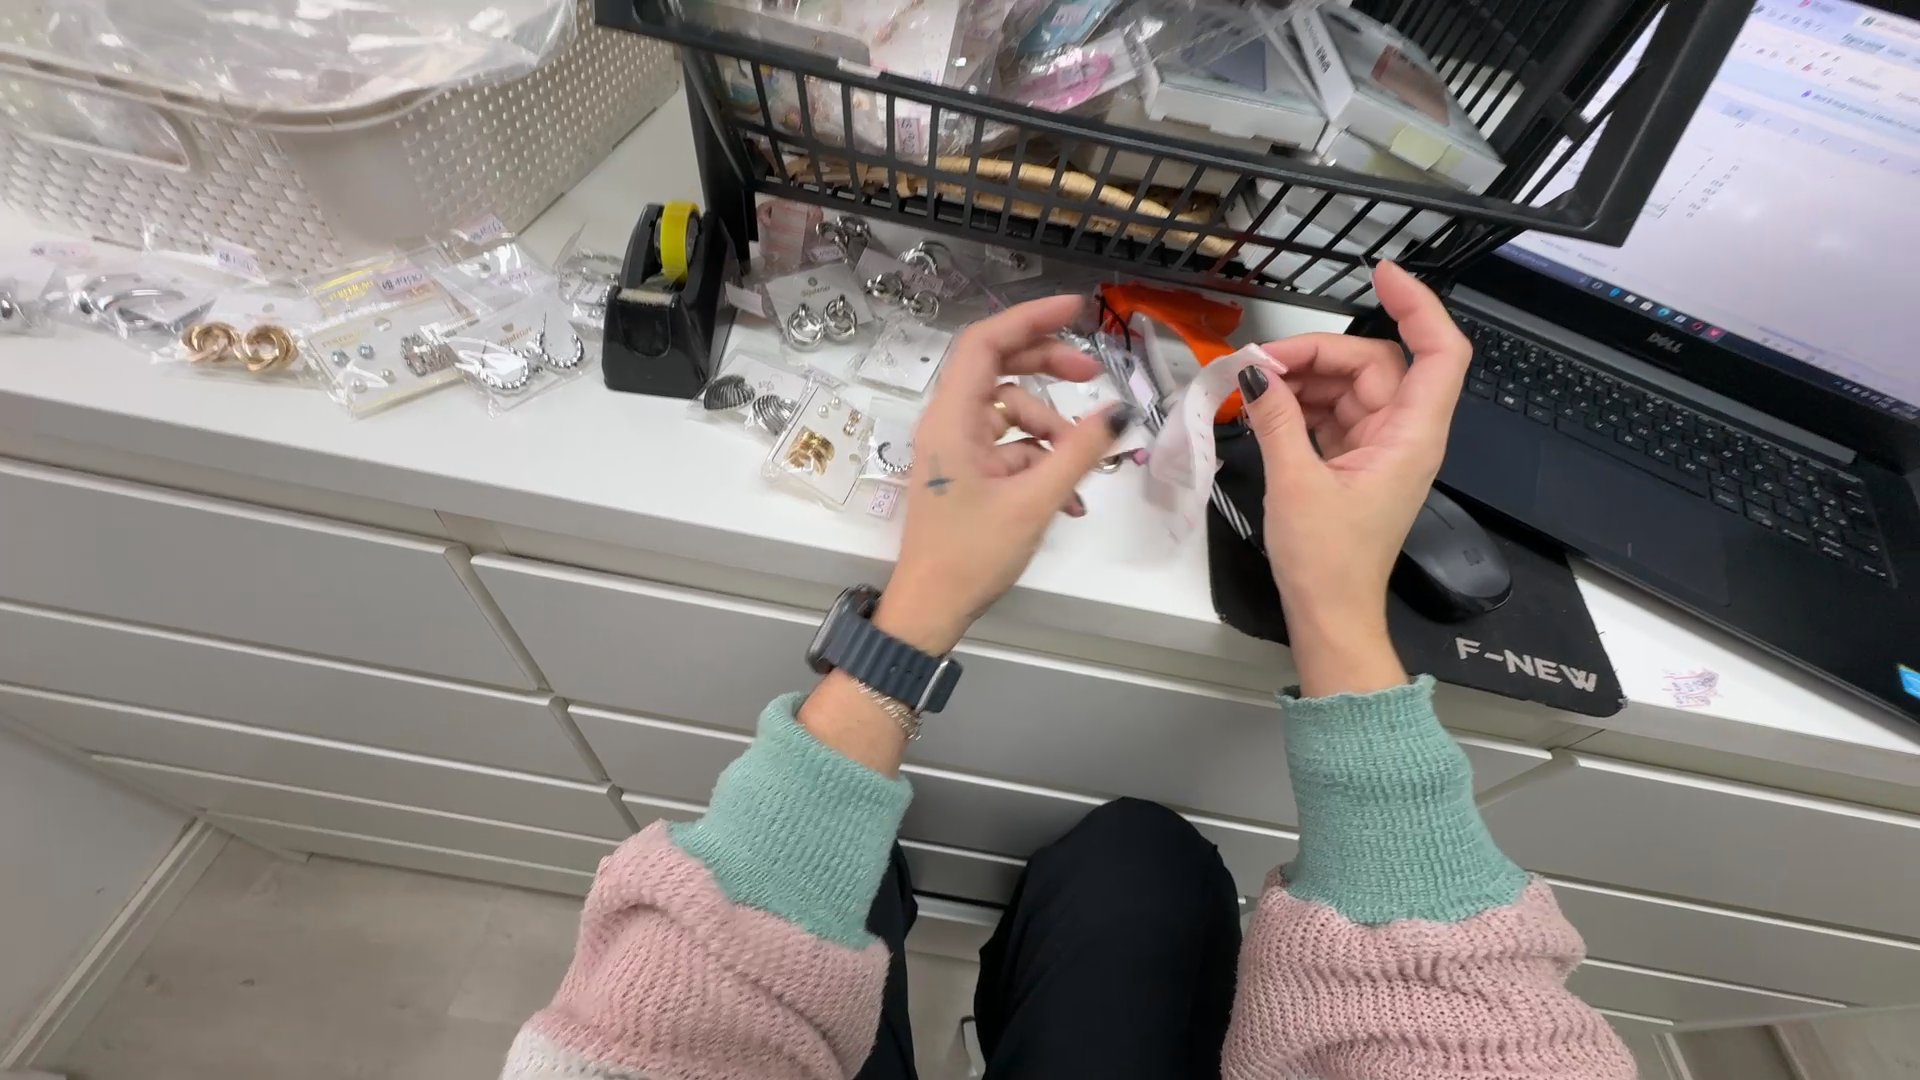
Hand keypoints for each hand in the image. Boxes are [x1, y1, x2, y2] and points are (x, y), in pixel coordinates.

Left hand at [801, 296, 1134, 774]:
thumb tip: (1118, 411)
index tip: (1078, 309)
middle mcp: (949, 424)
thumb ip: (1079, 451)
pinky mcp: (968, 472)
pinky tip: (1069, 499)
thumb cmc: (972, 555)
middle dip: (1049, 368)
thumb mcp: (1034, 501)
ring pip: (1011, 414)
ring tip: (1080, 473)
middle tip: (1093, 373)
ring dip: (1053, 434)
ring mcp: (958, 449)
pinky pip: (1010, 449)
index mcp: (951, 418)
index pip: (985, 342)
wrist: (932, 607)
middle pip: (1000, 370)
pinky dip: (1041, 463)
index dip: (1030, 318)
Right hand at [1237, 261, 1472, 696]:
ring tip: (1254, 387)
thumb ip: (1277, 420)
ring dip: (1303, 381)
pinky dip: (1299, 407)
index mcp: (1411, 437)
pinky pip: (1330, 416)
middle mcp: (1402, 435)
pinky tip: (1265, 409)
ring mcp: (1377, 448)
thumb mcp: (1295, 484)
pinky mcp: (1352, 462)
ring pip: (1348, 389)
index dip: (1418, 305)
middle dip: (1318, 355)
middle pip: (1374, 365)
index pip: (1438, 352)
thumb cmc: (1325, 559)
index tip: (1380, 274)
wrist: (1328, 611)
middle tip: (1260, 363)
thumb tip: (1255, 372)